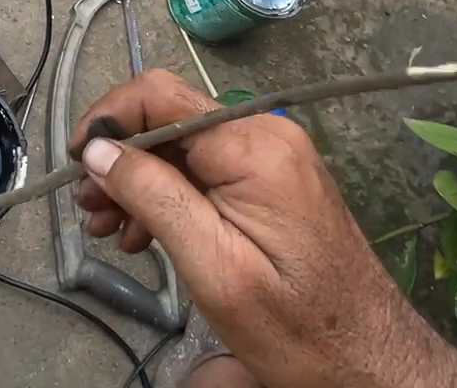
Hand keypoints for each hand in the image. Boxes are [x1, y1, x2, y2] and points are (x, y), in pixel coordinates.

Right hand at [70, 71, 456, 387]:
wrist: (379, 372)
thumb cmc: (299, 331)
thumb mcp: (215, 268)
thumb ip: (153, 197)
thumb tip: (97, 151)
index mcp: (252, 146)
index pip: (158, 95)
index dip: (107, 119)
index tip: (78, 163)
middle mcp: (261, 133)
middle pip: (163, 118)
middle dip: (118, 158)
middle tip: (86, 206)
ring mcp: (267, 154)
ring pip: (175, 144)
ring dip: (134, 180)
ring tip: (105, 225)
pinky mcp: (266, 178)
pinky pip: (198, 168)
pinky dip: (163, 193)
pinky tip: (140, 232)